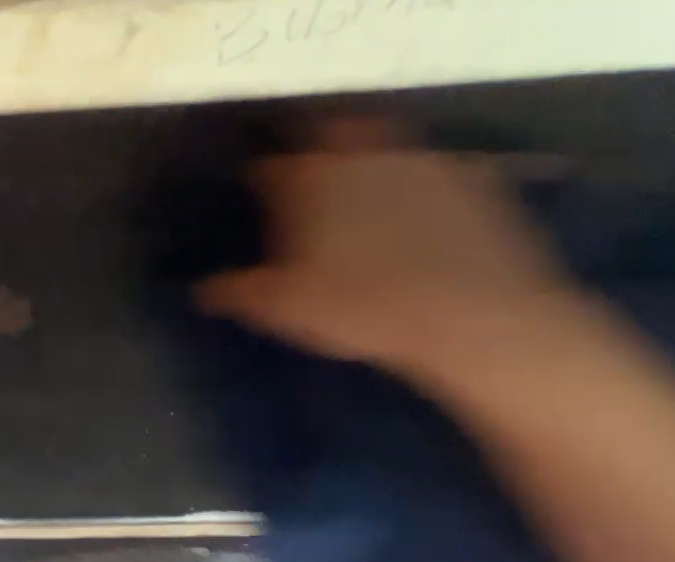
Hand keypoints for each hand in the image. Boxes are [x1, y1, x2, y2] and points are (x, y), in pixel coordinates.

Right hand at [195, 117, 586, 377]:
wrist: (471, 315)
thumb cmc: (356, 307)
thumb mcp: (276, 308)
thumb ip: (233, 290)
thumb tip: (199, 288)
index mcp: (307, 179)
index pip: (266, 165)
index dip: (254, 180)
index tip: (248, 198)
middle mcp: (363, 155)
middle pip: (330, 134)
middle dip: (314, 150)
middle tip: (304, 185)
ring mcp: (423, 161)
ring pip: (383, 150)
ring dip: (366, 168)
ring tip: (356, 205)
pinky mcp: (475, 178)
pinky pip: (432, 174)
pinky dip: (415, 190)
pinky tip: (411, 225)